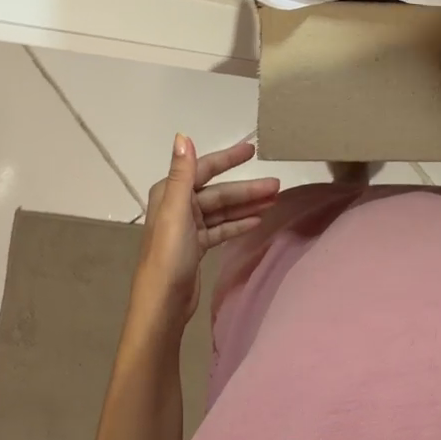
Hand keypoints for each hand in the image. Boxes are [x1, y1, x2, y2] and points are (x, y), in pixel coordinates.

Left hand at [135, 136, 280, 323]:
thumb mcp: (176, 211)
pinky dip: (238, 223)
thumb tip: (182, 136)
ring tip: (275, 202)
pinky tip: (258, 221)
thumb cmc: (168, 255)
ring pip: (223, 210)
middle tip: (277, 185)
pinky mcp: (196, 246)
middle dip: (247, 189)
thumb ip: (182, 174)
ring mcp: (188, 227)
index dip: (228, 159)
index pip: (205, 169)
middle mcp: (178, 205)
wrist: (163, 303)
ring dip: (247, 205)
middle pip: (219, 192)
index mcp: (170, 193)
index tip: (252, 150)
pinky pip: (221, 228)